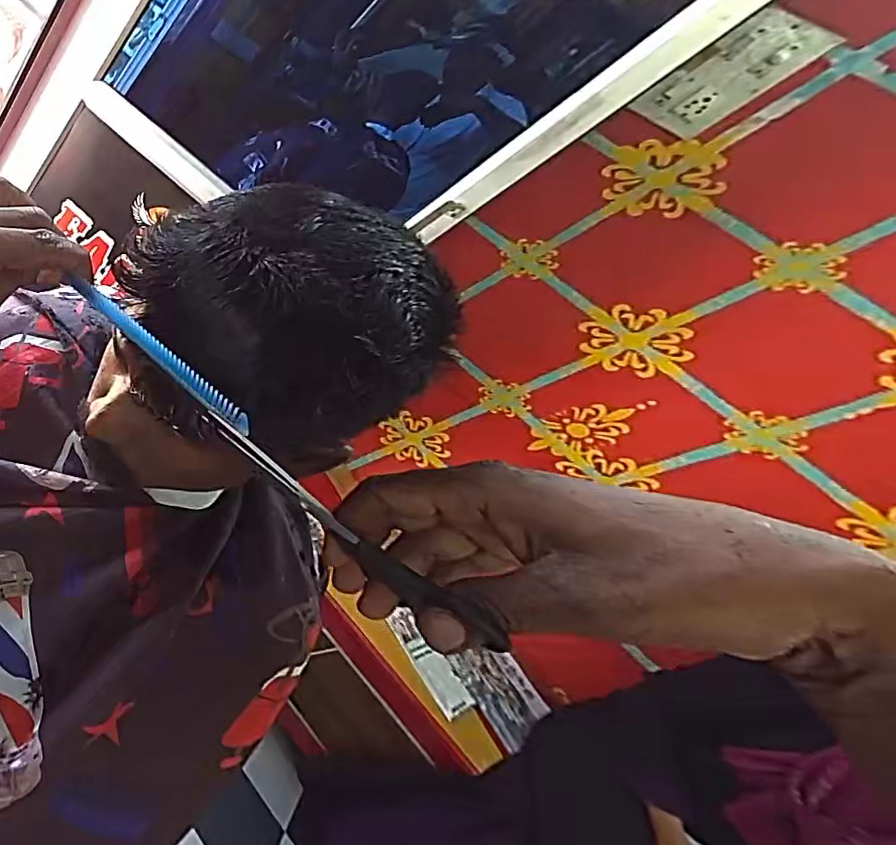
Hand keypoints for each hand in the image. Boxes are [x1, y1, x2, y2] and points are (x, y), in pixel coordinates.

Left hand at [0, 178, 90, 375]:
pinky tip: (4, 230)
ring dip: (31, 215)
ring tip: (37, 247)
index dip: (72, 258)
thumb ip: (11, 282)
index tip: (88, 274)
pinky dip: (1, 205)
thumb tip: (44, 268)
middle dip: (56, 242)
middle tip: (65, 271)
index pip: (40, 242)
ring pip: (8, 192)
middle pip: (31, 215)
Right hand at [325, 462, 895, 657]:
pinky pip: (475, 570)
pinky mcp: (537, 554)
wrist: (781, 585)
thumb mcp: (571, 594)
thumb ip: (486, 607)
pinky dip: (455, 595)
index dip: (352, 527)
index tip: (335, 568)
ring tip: (406, 623)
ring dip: (417, 584)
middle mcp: (486, 502)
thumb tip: (427, 625)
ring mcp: (512, 527)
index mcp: (482, 490)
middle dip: (381, 563)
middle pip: (409, 525)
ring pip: (440, 550)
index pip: (389, 497)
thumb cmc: (669, 570)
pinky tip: (450, 624)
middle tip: (368, 608)